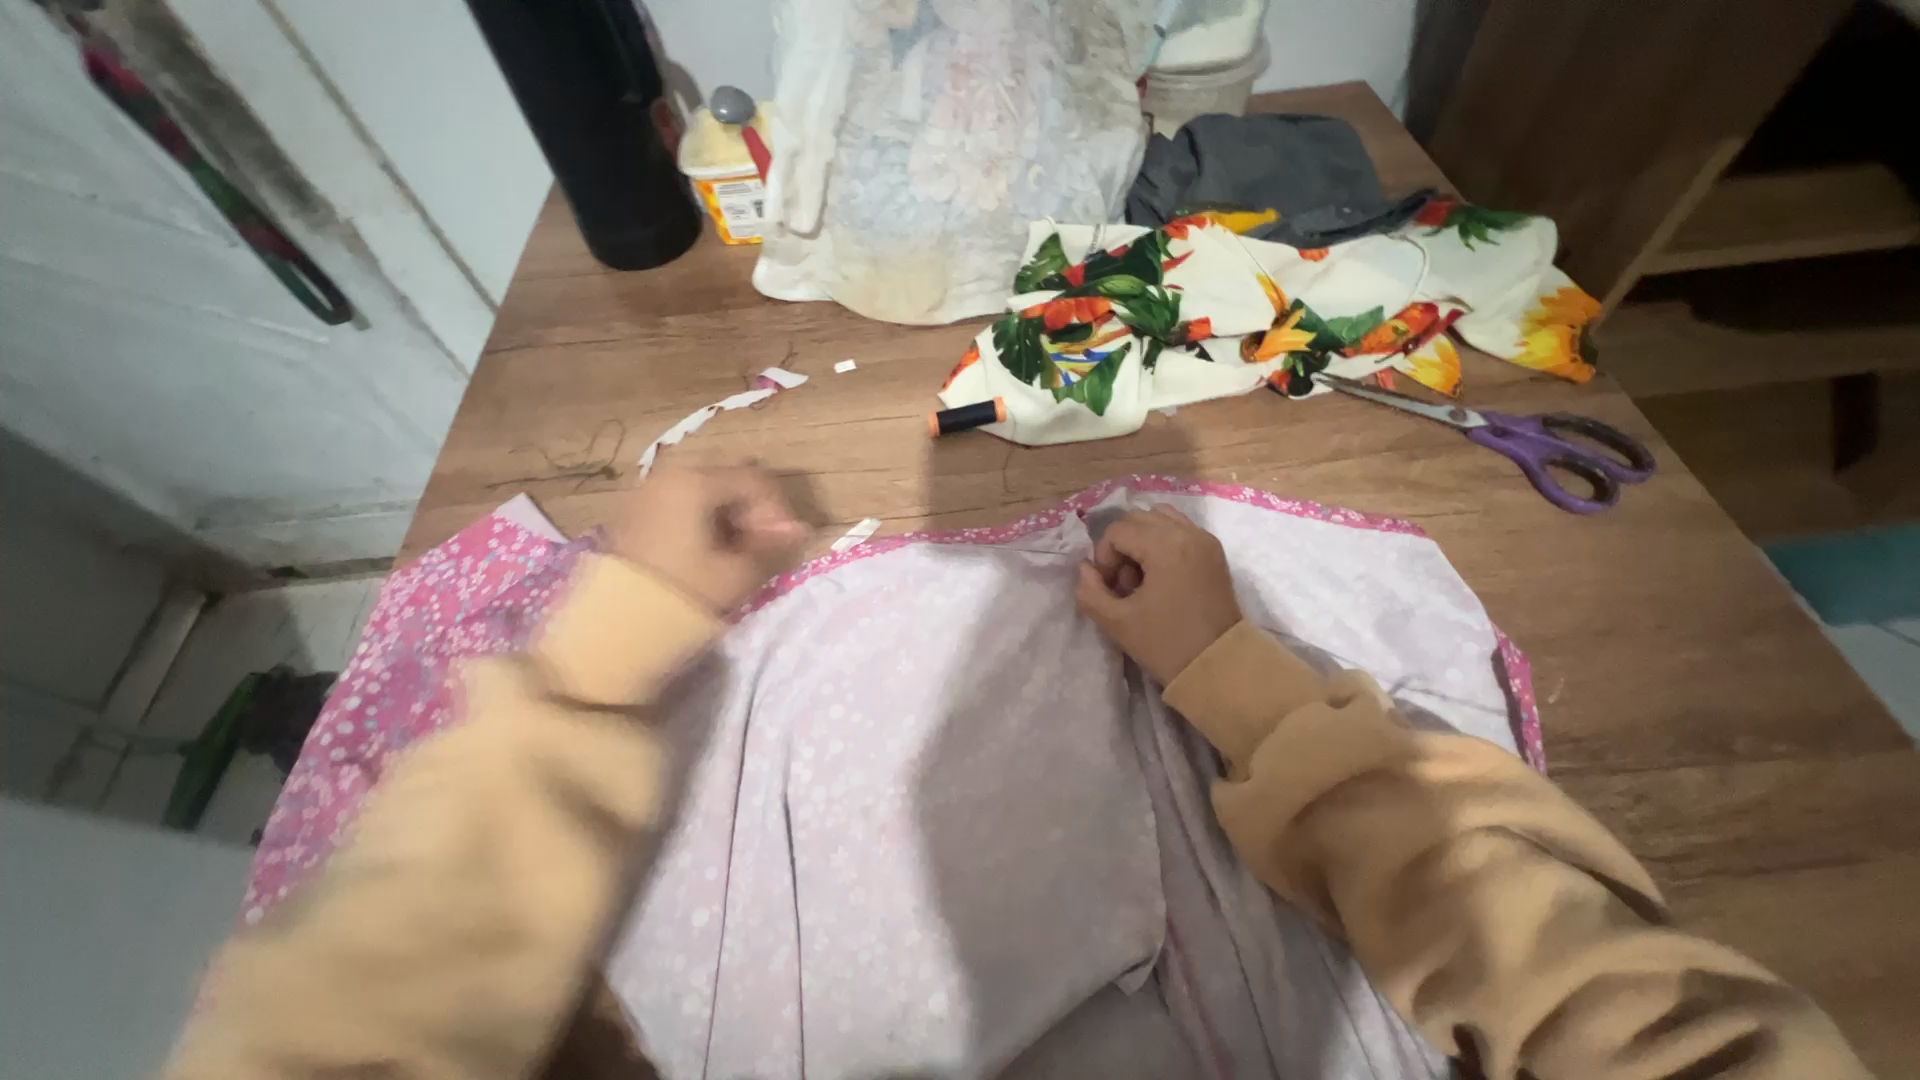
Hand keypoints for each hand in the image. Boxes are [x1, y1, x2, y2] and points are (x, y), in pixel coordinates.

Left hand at [608, 464, 810, 612]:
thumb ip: (773, 548)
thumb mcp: (736, 574)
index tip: (784, 546)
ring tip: (737, 556)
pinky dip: (706, 523)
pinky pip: (683, 506)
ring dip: (732, 519)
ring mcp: (648, 492)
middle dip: (755, 514)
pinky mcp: (636, 513)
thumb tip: (800, 531)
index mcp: (695, 481)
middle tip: (763, 549)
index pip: (756, 481)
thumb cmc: (682, 592)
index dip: (779, 512)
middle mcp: (669, 475)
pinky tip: (710, 555)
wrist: (614, 624)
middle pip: (731, 482)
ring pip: (707, 494)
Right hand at [1074, 505, 1242, 683]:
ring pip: (1160, 518)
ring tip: (1144, 576)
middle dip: (1122, 547)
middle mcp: (1188, 532)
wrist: (1220, 666)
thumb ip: (1089, 592)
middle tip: (1126, 584)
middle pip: (1137, 518)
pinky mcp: (1214, 551)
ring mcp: (1205, 539)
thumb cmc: (1167, 644)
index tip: (1112, 589)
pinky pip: (1180, 529)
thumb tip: (1085, 569)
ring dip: (1142, 540)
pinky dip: (1163, 542)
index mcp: (1165, 546)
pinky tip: (1162, 575)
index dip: (1104, 558)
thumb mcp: (1116, 623)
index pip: (1117, 531)